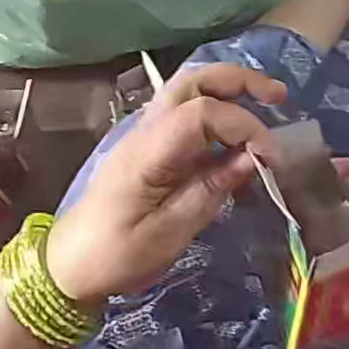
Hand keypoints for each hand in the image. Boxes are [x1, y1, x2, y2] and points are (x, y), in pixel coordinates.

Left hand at [46, 65, 285, 301]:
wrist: (69, 267)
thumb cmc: (116, 256)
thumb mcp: (169, 233)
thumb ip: (211, 191)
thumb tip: (253, 158)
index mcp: (148, 152)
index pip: (202, 112)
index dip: (244, 127)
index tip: (269, 161)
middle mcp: (144, 133)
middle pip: (191, 82)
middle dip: (238, 81)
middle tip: (278, 97)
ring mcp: (144, 139)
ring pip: (186, 94)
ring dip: (228, 95)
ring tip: (265, 110)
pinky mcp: (148, 152)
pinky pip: (185, 122)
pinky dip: (216, 124)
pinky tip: (237, 151)